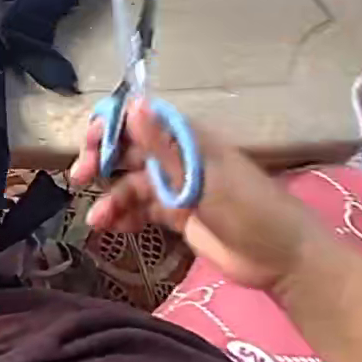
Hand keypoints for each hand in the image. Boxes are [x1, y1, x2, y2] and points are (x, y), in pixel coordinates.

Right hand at [70, 98, 322, 293]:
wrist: (281, 259)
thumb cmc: (248, 209)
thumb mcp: (202, 177)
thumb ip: (163, 145)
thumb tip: (132, 103)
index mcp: (186, 138)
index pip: (140, 120)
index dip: (111, 126)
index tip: (88, 142)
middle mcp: (177, 157)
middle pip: (129, 150)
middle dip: (101, 159)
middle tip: (79, 176)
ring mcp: (176, 186)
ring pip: (131, 183)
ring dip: (111, 197)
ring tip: (97, 220)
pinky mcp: (176, 214)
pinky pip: (141, 209)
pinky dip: (124, 217)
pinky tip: (112, 228)